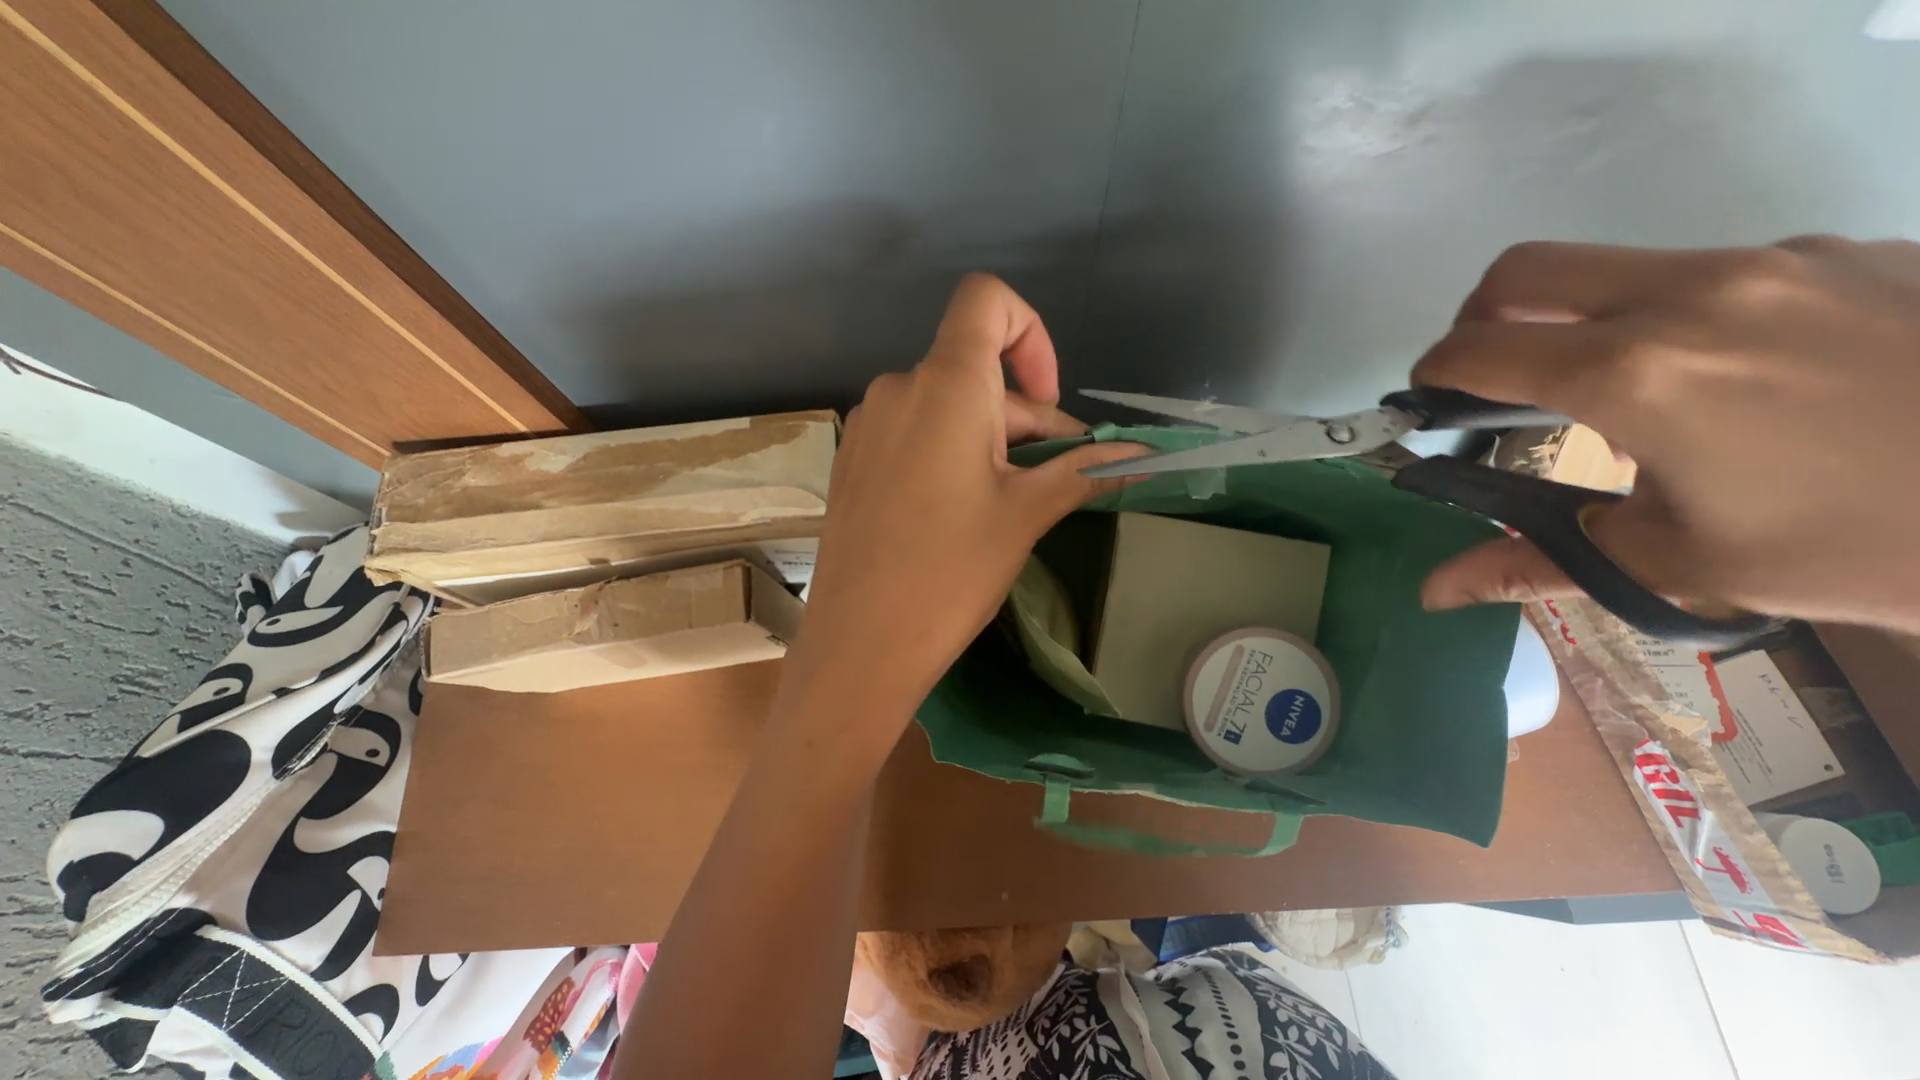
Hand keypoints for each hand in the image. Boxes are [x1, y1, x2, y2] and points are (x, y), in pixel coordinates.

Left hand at [786, 274, 1142, 717]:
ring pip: (946, 406)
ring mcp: (869, 425)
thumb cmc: (950, 572)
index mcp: (944, 384)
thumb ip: (1084, 471)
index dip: (1031, 332)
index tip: (1049, 401)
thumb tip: (1143, 457)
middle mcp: (898, 388)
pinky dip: (950, 452)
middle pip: (975, 369)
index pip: (987, 300)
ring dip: (991, 438)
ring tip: (1012, 504)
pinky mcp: (854, 460)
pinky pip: (914, 432)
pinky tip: (962, 512)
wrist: (859, 643)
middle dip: (1025, 416)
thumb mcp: (1026, 515)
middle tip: (1055, 480)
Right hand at [1415, 237, 1919, 631]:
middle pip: (1527, 271)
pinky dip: (1680, 317)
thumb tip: (1430, 592)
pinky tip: (1737, 380)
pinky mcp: (1847, 251)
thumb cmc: (1855, 547)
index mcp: (1635, 372)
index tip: (1425, 401)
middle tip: (1489, 378)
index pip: (1481, 348)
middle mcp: (1691, 292)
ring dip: (1583, 320)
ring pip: (1621, 267)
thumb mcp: (1675, 563)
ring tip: (1626, 396)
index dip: (1433, 374)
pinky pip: (1717, 273)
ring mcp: (1776, 259)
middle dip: (1480, 319)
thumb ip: (1533, 562)